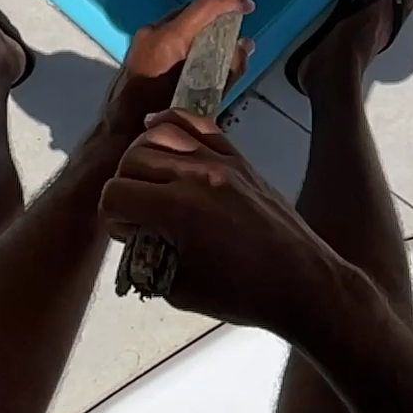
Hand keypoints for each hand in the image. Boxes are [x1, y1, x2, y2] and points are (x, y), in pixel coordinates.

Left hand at [97, 0, 253, 144]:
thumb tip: (245, 46)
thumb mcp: (204, 99)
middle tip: (236, 26)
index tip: (248, 5)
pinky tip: (198, 56)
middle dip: (217, 13)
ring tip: (220, 43)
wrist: (118, 136)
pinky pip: (170, 32)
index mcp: (168, 41)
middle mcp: (153, 31)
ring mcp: (142, 38)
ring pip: (181, 19)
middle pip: (192, 9)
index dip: (230, 0)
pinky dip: (188, 37)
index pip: (204, 6)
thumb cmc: (162, 121)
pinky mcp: (138, 46)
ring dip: (202, 26)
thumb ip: (229, 70)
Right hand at [99, 109, 342, 333]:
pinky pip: (197, 122)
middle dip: (123, 185)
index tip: (124, 232)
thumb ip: (147, 259)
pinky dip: (171, 119)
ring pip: (160, 133)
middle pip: (132, 159)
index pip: (117, 195)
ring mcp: (218, 159)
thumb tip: (133, 237)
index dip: (112, 216)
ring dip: (141, 152)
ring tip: (144, 175)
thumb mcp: (181, 290)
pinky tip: (155, 126)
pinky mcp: (236, 154)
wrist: (300, 279)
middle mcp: (194, 175)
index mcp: (177, 211)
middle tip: (134, 209)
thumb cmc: (242, 293)